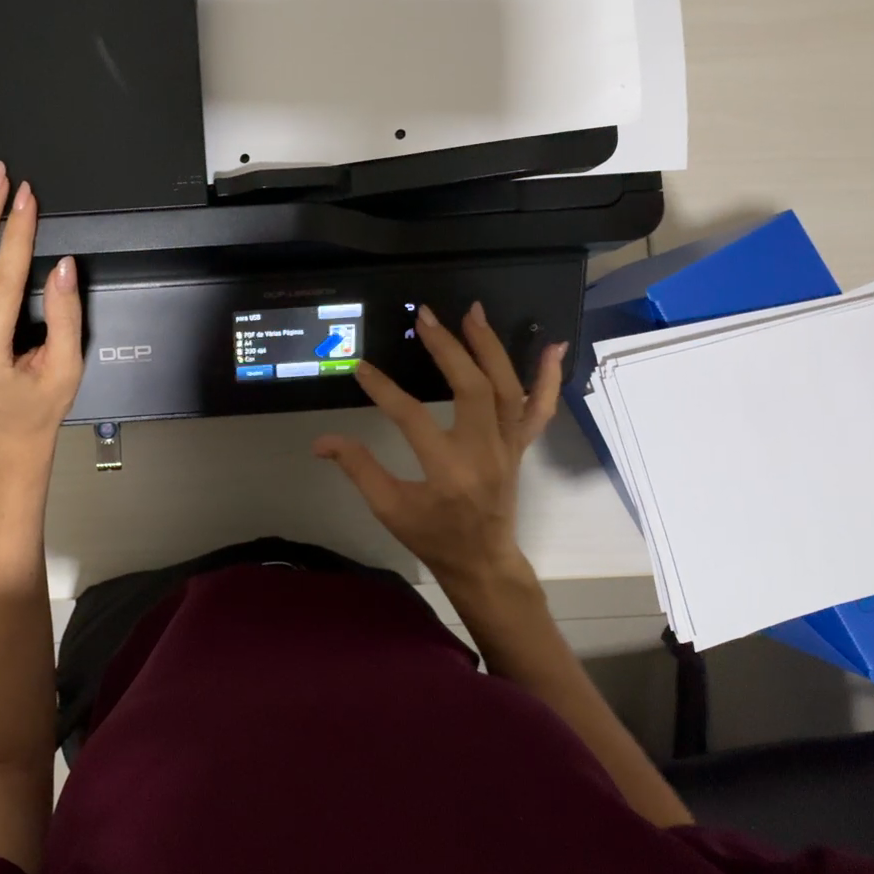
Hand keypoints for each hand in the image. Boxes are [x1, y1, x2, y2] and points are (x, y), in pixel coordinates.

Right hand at [313, 303, 566, 593]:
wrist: (482, 561)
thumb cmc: (432, 537)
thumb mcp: (389, 508)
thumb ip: (358, 468)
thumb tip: (322, 442)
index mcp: (448, 471)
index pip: (412, 417)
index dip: (384, 390)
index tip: (362, 369)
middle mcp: (484, 452)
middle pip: (472, 388)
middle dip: (448, 349)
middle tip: (426, 317)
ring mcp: (507, 446)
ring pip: (506, 388)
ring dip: (489, 347)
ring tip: (472, 313)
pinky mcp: (519, 445)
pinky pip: (539, 409)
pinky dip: (547, 377)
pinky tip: (552, 346)